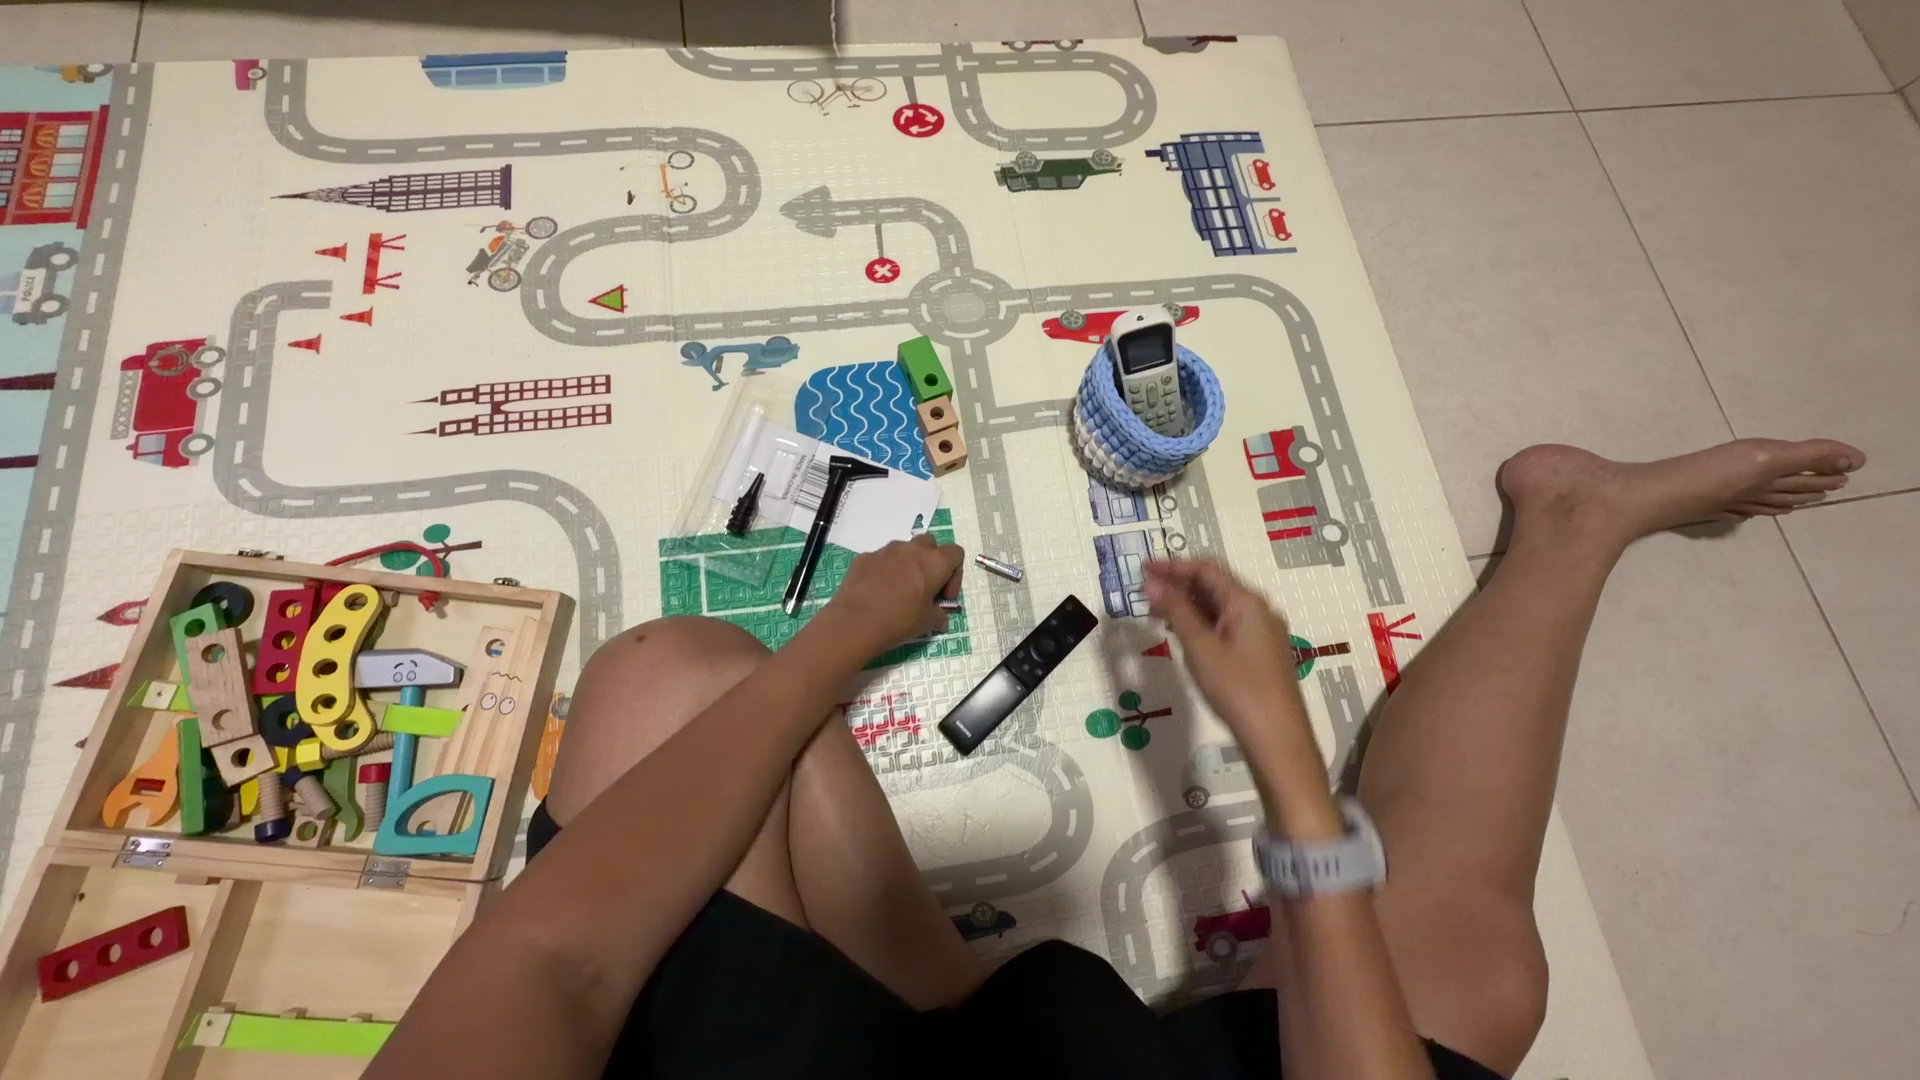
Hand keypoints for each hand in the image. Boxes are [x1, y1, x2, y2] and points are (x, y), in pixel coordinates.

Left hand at [818, 534, 963, 653]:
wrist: (855, 621)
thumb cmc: (899, 620)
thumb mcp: (927, 623)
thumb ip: (939, 616)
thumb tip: (941, 618)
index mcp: (933, 562)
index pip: (956, 553)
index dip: (955, 574)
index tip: (944, 596)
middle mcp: (911, 549)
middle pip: (930, 544)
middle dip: (931, 563)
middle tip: (926, 588)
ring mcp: (885, 550)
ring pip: (904, 550)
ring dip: (908, 565)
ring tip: (900, 591)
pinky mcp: (864, 558)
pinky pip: (881, 560)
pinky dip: (884, 571)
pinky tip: (877, 592)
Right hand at [1144, 559, 1307, 744]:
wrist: (1277, 737)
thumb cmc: (1237, 688)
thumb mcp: (1200, 647)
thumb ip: (1175, 611)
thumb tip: (1151, 583)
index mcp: (1247, 602)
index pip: (1206, 569)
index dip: (1172, 565)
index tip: (1142, 568)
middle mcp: (1259, 610)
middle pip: (1214, 585)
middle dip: (1178, 584)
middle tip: (1144, 592)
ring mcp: (1263, 632)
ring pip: (1220, 606)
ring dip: (1188, 604)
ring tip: (1156, 614)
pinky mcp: (1261, 652)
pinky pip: (1227, 624)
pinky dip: (1202, 622)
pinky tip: (1183, 635)